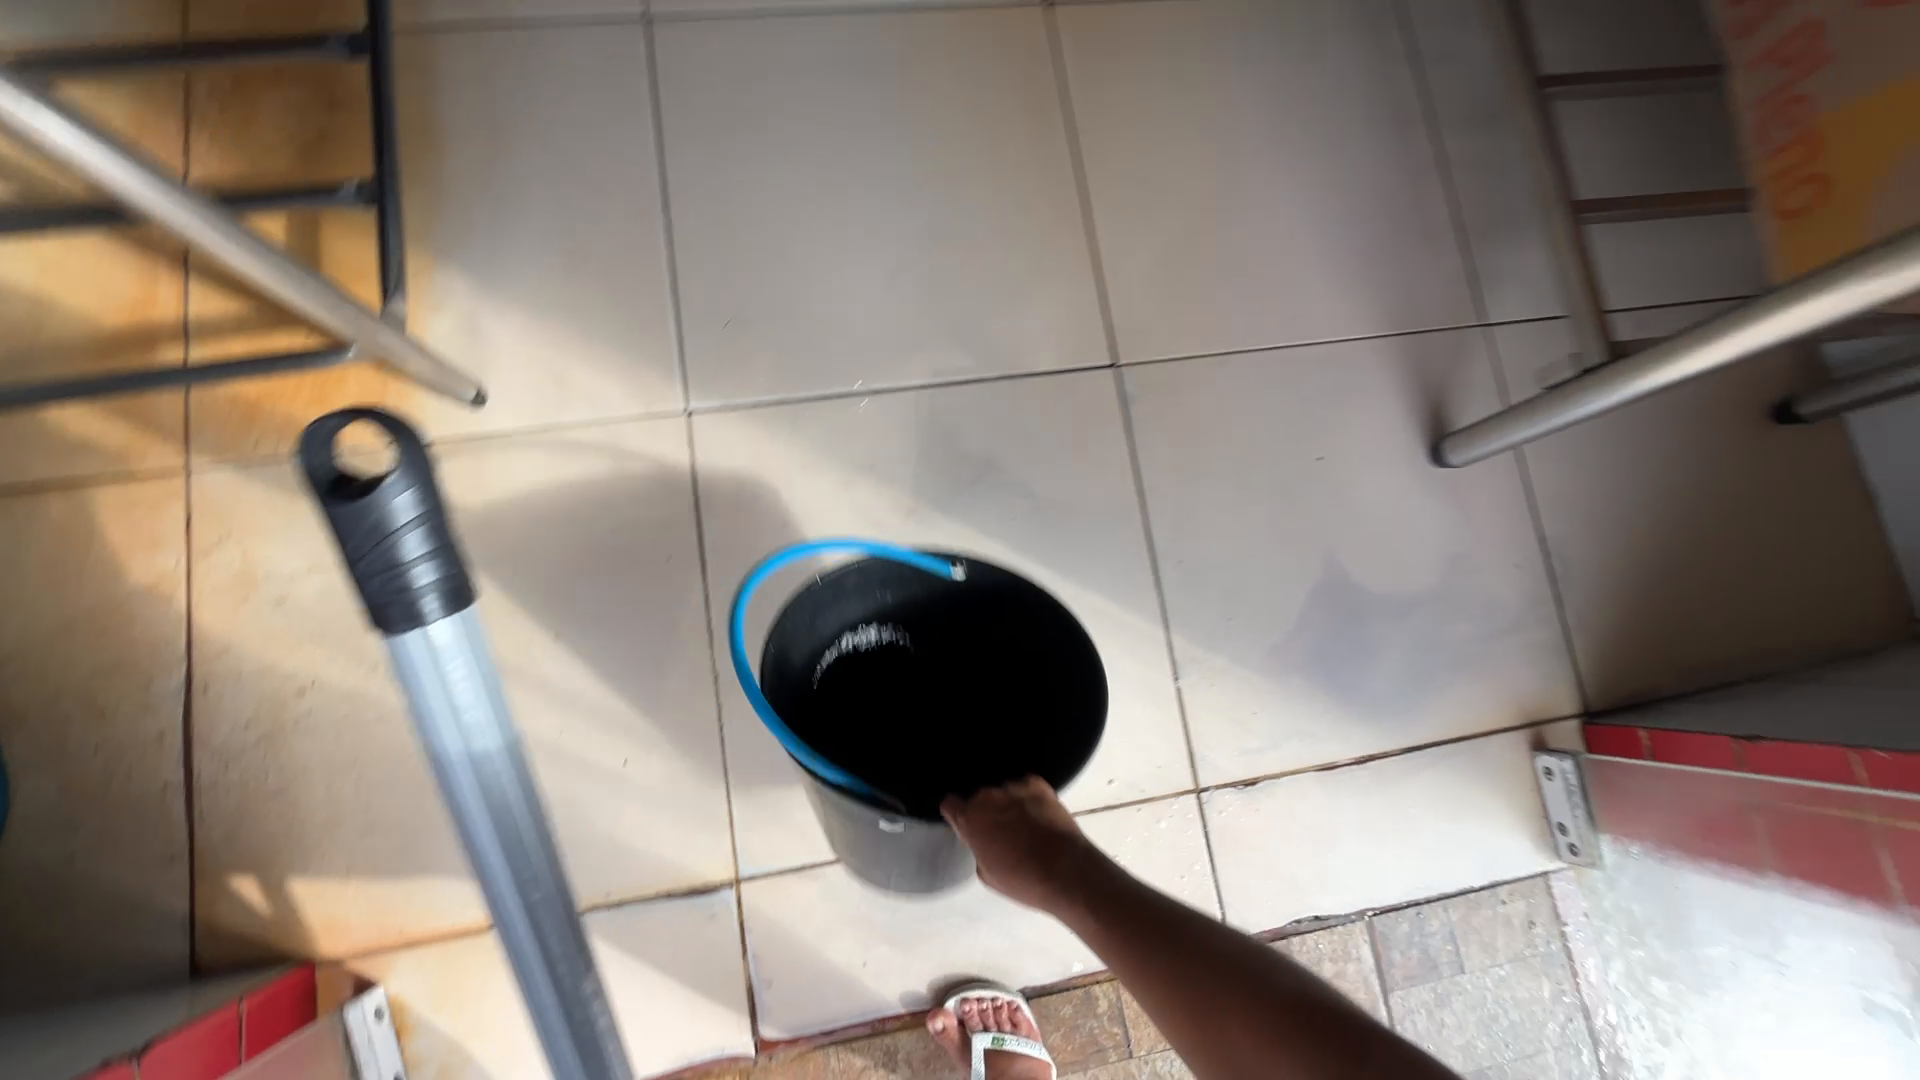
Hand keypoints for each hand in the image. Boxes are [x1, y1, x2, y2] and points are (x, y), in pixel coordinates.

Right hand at [941, 777, 1112, 914]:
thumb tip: (983, 838)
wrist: (1066, 871)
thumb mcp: (987, 874)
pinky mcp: (1038, 784)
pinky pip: (1026, 787)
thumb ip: (978, 848)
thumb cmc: (1023, 880)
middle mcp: (988, 797)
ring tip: (1025, 824)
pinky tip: (1039, 814)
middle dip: (986, 811)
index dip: (957, 814)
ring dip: (1009, 804)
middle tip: (1001, 831)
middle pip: (979, 798)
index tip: (966, 824)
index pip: (950, 804)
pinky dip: (1029, 797)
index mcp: (971, 820)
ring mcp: (1014, 787)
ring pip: (1004, 792)